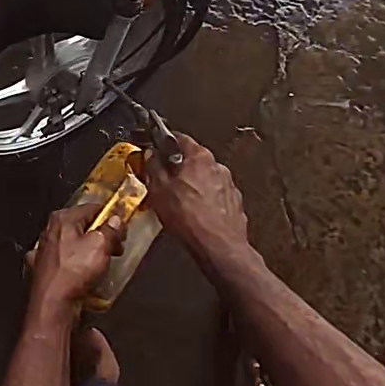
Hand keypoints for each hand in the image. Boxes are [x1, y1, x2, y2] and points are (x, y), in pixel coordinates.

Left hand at [27, 203, 123, 321]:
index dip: (109, 216)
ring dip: (88, 251)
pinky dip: (74, 266)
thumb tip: (115, 221)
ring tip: (102, 264)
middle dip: (100, 236)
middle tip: (116, 247)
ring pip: (71, 244)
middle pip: (80, 226)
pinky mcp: (43, 268)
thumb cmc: (74, 273)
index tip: (121, 226)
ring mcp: (44, 250)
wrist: (53, 303)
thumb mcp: (101, 245)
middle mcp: (50, 231)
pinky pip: (64, 262)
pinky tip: (82, 274)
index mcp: (63, 219)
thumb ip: (110, 230)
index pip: (90, 208)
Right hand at [145, 134, 250, 259]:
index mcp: (199, 157)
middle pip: (192, 159)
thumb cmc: (191, 218)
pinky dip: (204, 201)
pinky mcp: (234, 204)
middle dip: (177, 167)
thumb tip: (151, 156)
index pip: (179, 138)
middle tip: (163, 179)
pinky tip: (193, 213)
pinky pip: (214, 196)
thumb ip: (153, 167)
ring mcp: (229, 186)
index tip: (156, 148)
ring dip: (192, 185)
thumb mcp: (159, 189)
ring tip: (178, 202)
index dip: (164, 142)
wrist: (218, 247)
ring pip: (204, 178)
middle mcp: (218, 167)